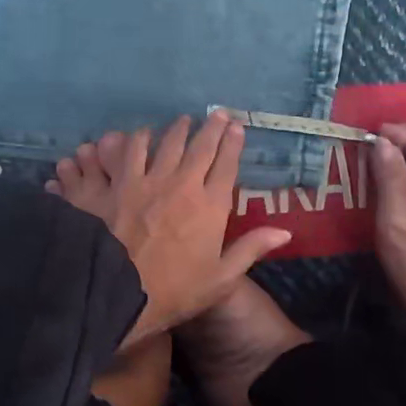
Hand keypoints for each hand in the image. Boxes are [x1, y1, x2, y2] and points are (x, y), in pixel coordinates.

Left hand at [52, 112, 292, 345]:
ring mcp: (149, 181)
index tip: (237, 126)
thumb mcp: (222, 278)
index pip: (226, 166)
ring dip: (177, 129)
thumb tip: (285, 231)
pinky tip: (143, 134)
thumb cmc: (175, 291)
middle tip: (217, 113)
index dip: (233, 144)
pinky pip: (133, 152)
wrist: (120, 291)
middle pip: (200, 147)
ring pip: (167, 143)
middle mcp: (183, 185)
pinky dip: (140, 139)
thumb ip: (252, 249)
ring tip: (183, 120)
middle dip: (212, 127)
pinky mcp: (121, 183)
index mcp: (211, 207)